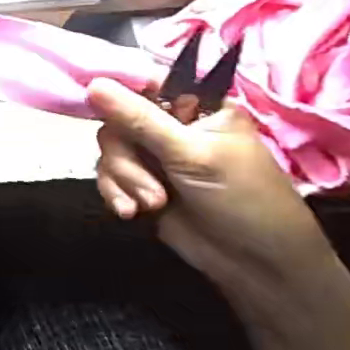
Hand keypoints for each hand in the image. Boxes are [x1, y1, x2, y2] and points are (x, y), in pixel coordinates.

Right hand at [86, 79, 337, 312]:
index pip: (147, 82)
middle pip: (119, 118)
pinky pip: (108, 174)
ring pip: (111, 148)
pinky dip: (115, 192)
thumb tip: (94, 83)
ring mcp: (155, 155)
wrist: (256, 267)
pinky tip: (132, 212)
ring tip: (151, 204)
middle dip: (126, 155)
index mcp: (197, 106)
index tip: (93, 99)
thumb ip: (139, 119)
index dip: (118, 90)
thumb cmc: (241, 199)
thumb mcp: (191, 154)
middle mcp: (172, 125)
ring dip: (124, 178)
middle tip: (147, 182)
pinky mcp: (141, 183)